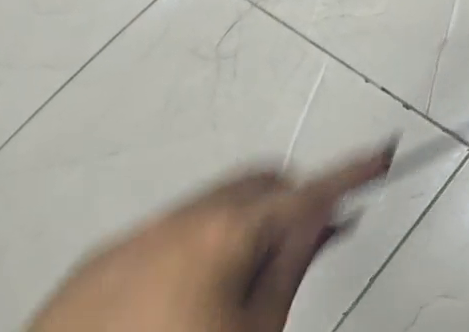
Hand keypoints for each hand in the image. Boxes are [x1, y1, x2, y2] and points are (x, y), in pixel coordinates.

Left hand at [27, 144, 395, 331]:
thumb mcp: (257, 325)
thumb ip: (295, 260)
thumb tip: (324, 218)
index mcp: (225, 233)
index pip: (312, 189)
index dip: (355, 171)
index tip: (382, 155)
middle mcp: (175, 224)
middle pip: (258, 185)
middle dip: (288, 202)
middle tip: (308, 239)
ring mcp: (125, 245)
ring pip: (207, 208)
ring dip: (237, 227)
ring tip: (235, 286)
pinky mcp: (86, 272)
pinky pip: (156, 237)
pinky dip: (187, 249)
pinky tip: (181, 300)